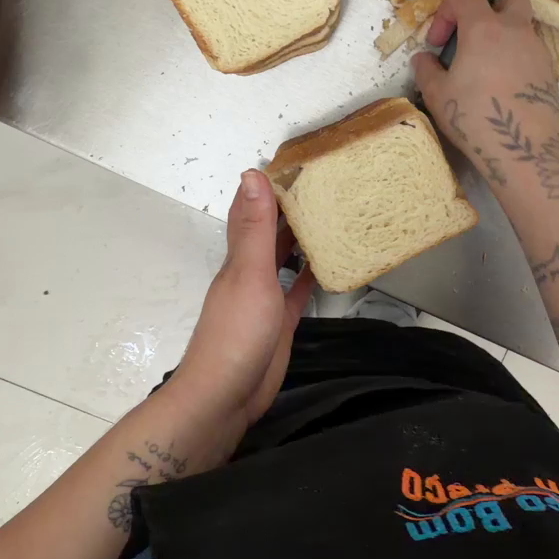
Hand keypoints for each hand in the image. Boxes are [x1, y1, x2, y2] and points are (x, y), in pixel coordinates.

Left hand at [170, 170, 315, 429]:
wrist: (227, 396)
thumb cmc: (236, 333)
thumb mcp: (250, 275)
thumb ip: (255, 228)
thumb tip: (252, 173)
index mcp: (240, 258)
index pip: (252, 211)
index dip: (268, 187)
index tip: (296, 162)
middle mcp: (250, 274)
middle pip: (270, 233)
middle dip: (290, 209)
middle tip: (325, 184)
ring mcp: (265, 300)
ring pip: (284, 260)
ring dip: (301, 239)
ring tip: (332, 215)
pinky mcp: (281, 324)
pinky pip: (298, 292)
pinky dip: (310, 276)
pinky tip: (327, 265)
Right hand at [412, 0, 558, 155]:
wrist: (524, 148)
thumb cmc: (474, 116)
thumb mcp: (437, 96)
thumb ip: (426, 71)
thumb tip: (423, 59)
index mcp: (484, 28)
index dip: (446, 11)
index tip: (438, 43)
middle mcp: (515, 30)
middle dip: (489, 9)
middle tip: (473, 39)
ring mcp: (537, 50)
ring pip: (522, 27)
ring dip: (503, 37)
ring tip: (485, 69)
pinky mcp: (549, 72)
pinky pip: (530, 52)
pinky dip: (515, 59)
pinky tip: (503, 88)